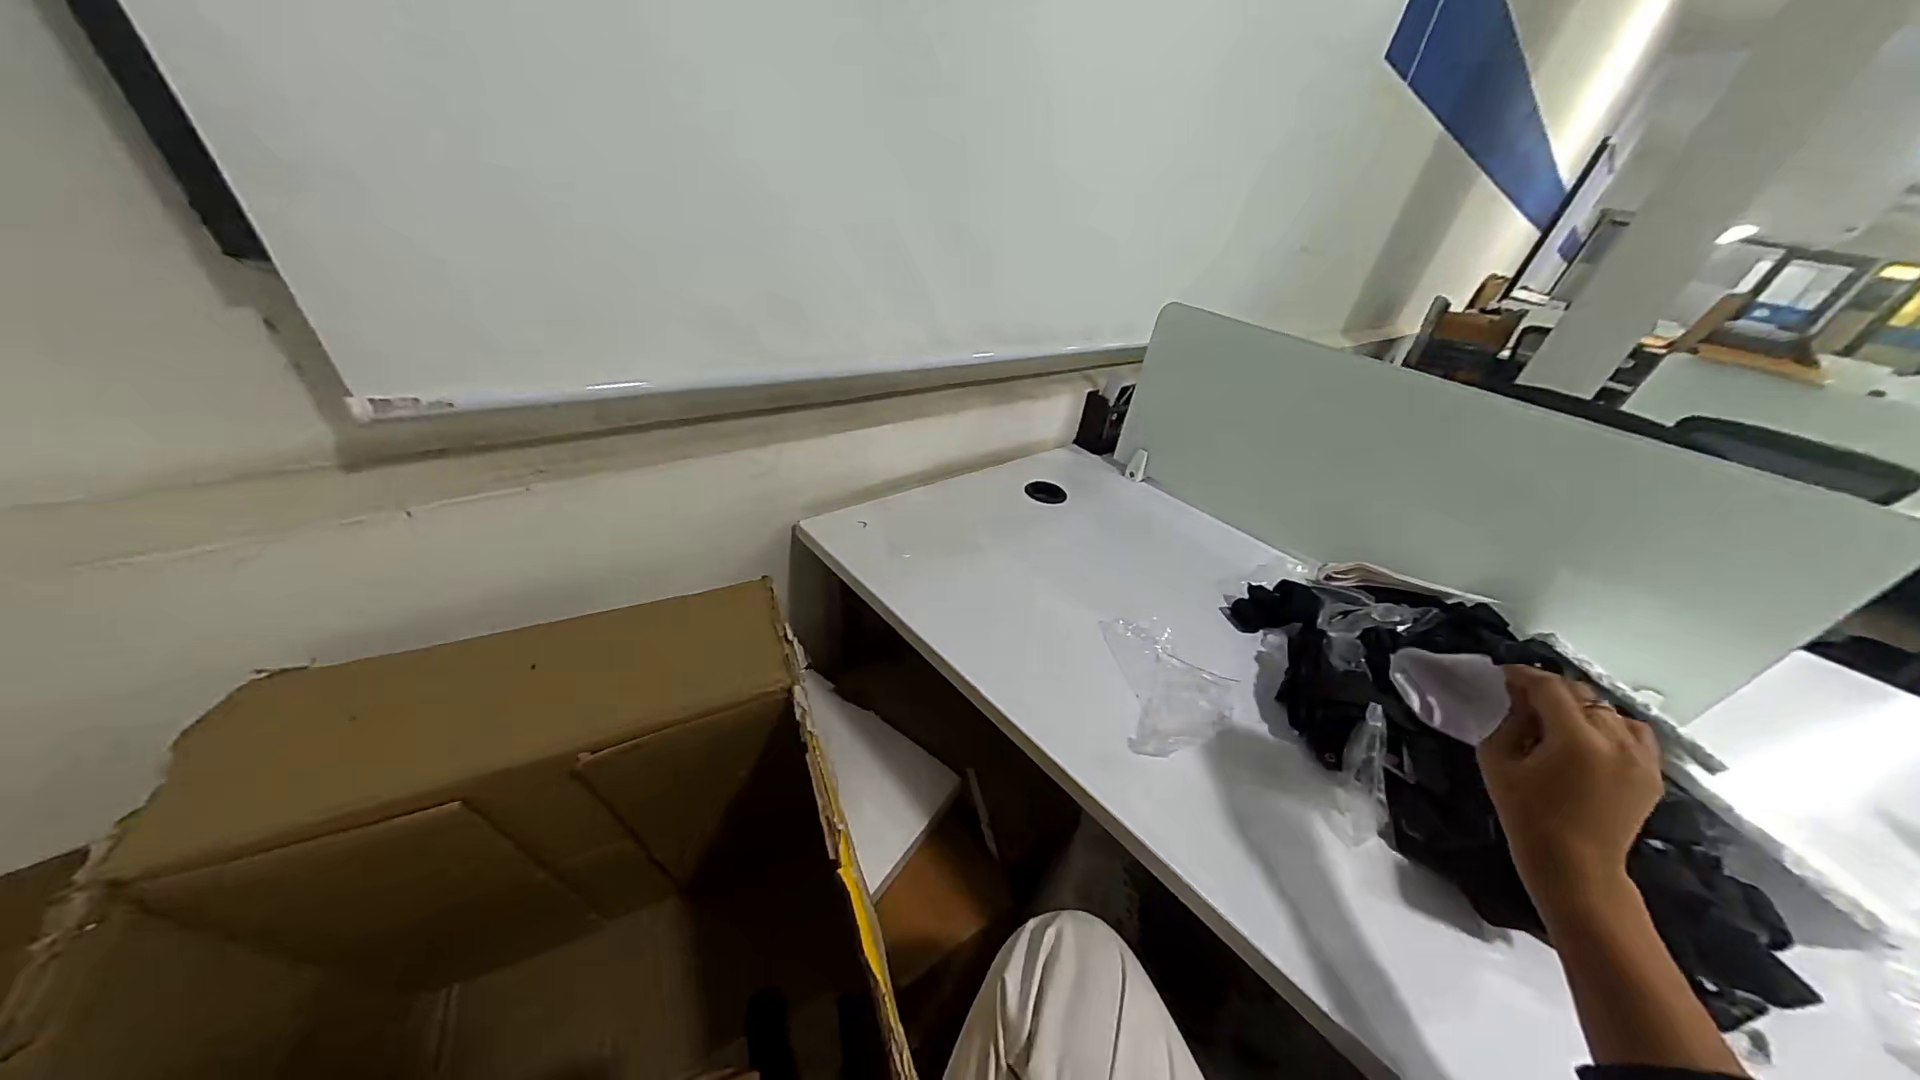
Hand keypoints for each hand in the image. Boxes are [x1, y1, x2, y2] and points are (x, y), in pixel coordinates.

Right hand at [1477, 667, 1663, 905]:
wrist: (1575, 865)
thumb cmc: (1525, 813)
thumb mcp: (1498, 760)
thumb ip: (1510, 721)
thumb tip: (1519, 698)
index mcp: (1576, 739)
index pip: (1550, 688)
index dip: (1524, 675)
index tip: (1503, 676)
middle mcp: (1617, 741)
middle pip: (1582, 695)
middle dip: (1550, 690)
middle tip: (1523, 698)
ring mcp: (1643, 758)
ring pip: (1609, 710)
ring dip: (1580, 707)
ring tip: (1557, 719)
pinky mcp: (1653, 773)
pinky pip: (1634, 733)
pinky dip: (1610, 725)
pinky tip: (1589, 738)